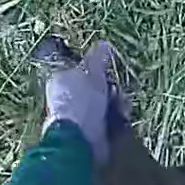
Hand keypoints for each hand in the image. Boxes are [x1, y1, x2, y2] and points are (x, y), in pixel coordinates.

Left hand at [42, 40, 120, 161]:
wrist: (80, 140)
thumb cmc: (80, 101)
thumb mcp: (90, 72)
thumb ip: (98, 57)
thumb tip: (105, 43)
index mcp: (61, 79)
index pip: (81, 66)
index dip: (98, 66)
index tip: (111, 66)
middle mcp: (69, 96)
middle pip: (97, 84)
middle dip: (111, 85)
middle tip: (118, 87)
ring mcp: (80, 113)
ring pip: (106, 101)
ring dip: (118, 101)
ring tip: (121, 104)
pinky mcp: (93, 129)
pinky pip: (110, 117)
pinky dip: (118, 116)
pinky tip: (122, 116)